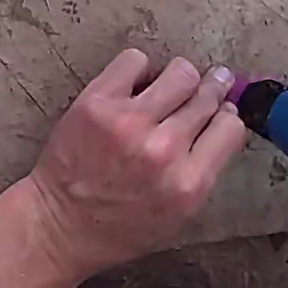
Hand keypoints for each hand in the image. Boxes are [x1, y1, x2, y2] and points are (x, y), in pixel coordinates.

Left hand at [24, 50, 245, 281]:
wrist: (56, 227)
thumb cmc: (120, 225)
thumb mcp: (178, 213)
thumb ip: (206, 165)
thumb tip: (226, 111)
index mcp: (187, 184)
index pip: (231, 125)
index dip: (226, 114)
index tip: (220, 110)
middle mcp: (161, 151)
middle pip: (207, 95)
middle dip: (209, 89)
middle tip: (205, 86)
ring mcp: (128, 124)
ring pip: (181, 72)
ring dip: (179, 78)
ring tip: (167, 89)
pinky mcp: (97, 103)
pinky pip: (136, 60)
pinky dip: (139, 69)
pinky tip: (135, 86)